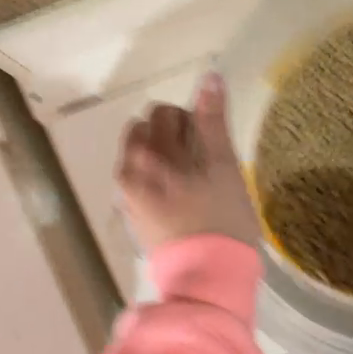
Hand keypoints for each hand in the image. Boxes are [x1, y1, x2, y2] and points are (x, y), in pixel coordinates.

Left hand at [116, 72, 259, 253]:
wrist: (207, 277)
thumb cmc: (223, 220)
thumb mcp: (225, 166)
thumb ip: (213, 120)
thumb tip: (209, 76)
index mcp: (150, 151)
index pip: (165, 113)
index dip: (192, 122)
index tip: (211, 147)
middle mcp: (129, 168)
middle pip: (146, 132)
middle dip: (172, 137)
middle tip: (202, 164)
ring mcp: (127, 196)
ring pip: (140, 158)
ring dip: (162, 159)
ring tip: (190, 184)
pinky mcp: (132, 219)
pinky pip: (139, 185)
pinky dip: (156, 183)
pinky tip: (180, 204)